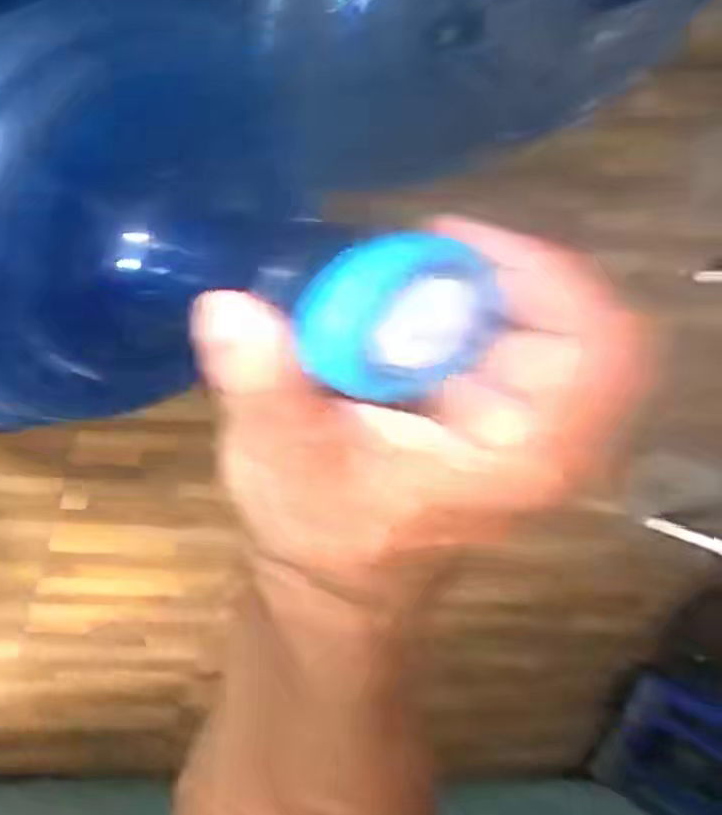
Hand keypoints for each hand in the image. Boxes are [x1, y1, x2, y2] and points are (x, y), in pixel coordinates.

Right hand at [191, 217, 651, 603]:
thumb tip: (223, 302)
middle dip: (458, 281)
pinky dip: (410, 322)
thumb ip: (258, 379)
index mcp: (524, 445)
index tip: (440, 236)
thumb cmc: (316, 528)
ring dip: (431, 299)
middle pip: (541, 325)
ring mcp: (501, 424)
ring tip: (353, 282)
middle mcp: (535, 429)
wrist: (322, 577)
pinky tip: (351, 319)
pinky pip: (458, 350)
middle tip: (371, 258)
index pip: (590, 342)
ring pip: (498, 333)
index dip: (535, 273)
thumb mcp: (279, 451)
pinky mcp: (464, 420)